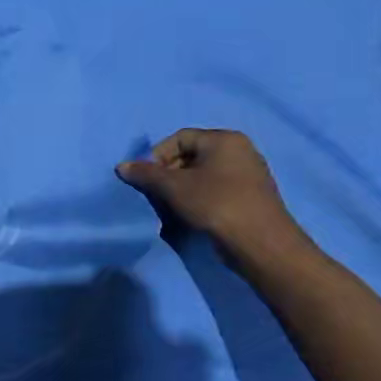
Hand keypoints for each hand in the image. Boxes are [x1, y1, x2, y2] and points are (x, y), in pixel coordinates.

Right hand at [117, 128, 303, 255]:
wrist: (259, 243)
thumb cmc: (215, 204)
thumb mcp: (174, 187)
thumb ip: (146, 174)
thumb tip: (121, 166)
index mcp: (224, 139)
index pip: (179, 138)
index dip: (157, 156)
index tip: (145, 179)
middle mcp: (239, 150)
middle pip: (191, 155)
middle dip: (168, 174)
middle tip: (155, 195)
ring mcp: (248, 174)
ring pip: (203, 175)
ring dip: (181, 189)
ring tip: (170, 208)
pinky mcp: (250, 196)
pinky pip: (216, 189)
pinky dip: (198, 198)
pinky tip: (190, 216)